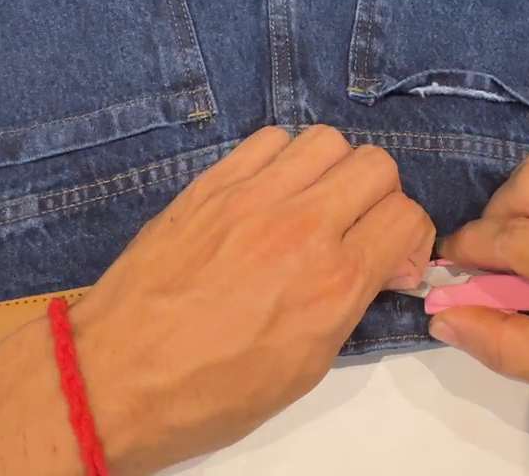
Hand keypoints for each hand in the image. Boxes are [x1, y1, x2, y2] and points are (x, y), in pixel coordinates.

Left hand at [73, 125, 434, 474]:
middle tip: (359, 225)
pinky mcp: (215, 181)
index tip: (392, 255)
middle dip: (381, 195)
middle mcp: (301, 227)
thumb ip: (352, 301)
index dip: (411, 236)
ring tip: (316, 201)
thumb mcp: (304, 368)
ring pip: (328, 140)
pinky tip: (272, 189)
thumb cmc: (210, 389)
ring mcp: (254, 195)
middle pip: (376, 165)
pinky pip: (271, 138)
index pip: (406, 217)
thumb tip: (380, 261)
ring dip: (335, 169)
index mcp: (331, 284)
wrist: (117, 374)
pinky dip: (284, 157)